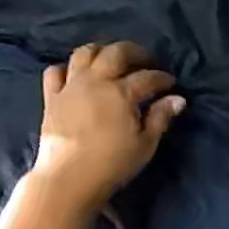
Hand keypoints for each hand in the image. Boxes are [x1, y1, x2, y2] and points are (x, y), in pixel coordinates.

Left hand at [31, 42, 185, 209]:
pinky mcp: (51, 98)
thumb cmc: (112, 165)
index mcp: (121, 92)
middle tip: (145, 60)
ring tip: (110, 58)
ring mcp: (70, 86)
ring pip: (84, 53)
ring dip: (101, 50)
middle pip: (116, 53)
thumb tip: (177, 99)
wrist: (69, 178)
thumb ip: (160, 118)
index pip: (147, 77)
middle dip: (135, 52)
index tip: (170, 83)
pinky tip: (74, 75)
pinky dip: (66, 68)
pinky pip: (55, 72)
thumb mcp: (144, 145)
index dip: (162, 78)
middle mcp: (95, 81)